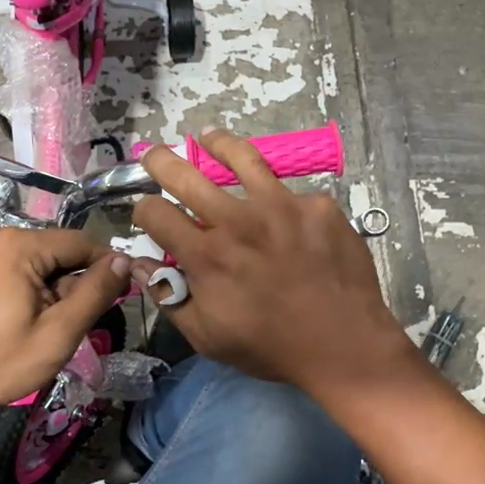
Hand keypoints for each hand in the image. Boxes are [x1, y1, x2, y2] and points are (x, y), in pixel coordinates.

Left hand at [0, 229, 129, 425]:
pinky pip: (11, 263)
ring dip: (51, 283)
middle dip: (73, 279)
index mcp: (16, 245)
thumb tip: (123, 261)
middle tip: (75, 320)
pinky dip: (26, 282)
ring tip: (48, 322)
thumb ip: (95, 292)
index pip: (81, 242)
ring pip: (34, 257)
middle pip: (56, 249)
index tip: (119, 295)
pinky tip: (23, 314)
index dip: (106, 267)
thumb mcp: (58, 333)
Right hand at [129, 129, 413, 394]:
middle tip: (154, 155)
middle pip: (184, 173)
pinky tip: (279, 210)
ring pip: (240, 157)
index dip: (143, 210)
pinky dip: (276, 197)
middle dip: (159, 160)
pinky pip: (288, 192)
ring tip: (207, 136)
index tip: (148, 214)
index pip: (155, 212)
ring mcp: (281, 207)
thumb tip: (139, 264)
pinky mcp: (317, 206)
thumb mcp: (207, 337)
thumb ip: (169, 297)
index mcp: (206, 255)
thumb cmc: (270, 347)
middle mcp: (238, 221)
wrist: (344, 345)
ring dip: (216, 143)